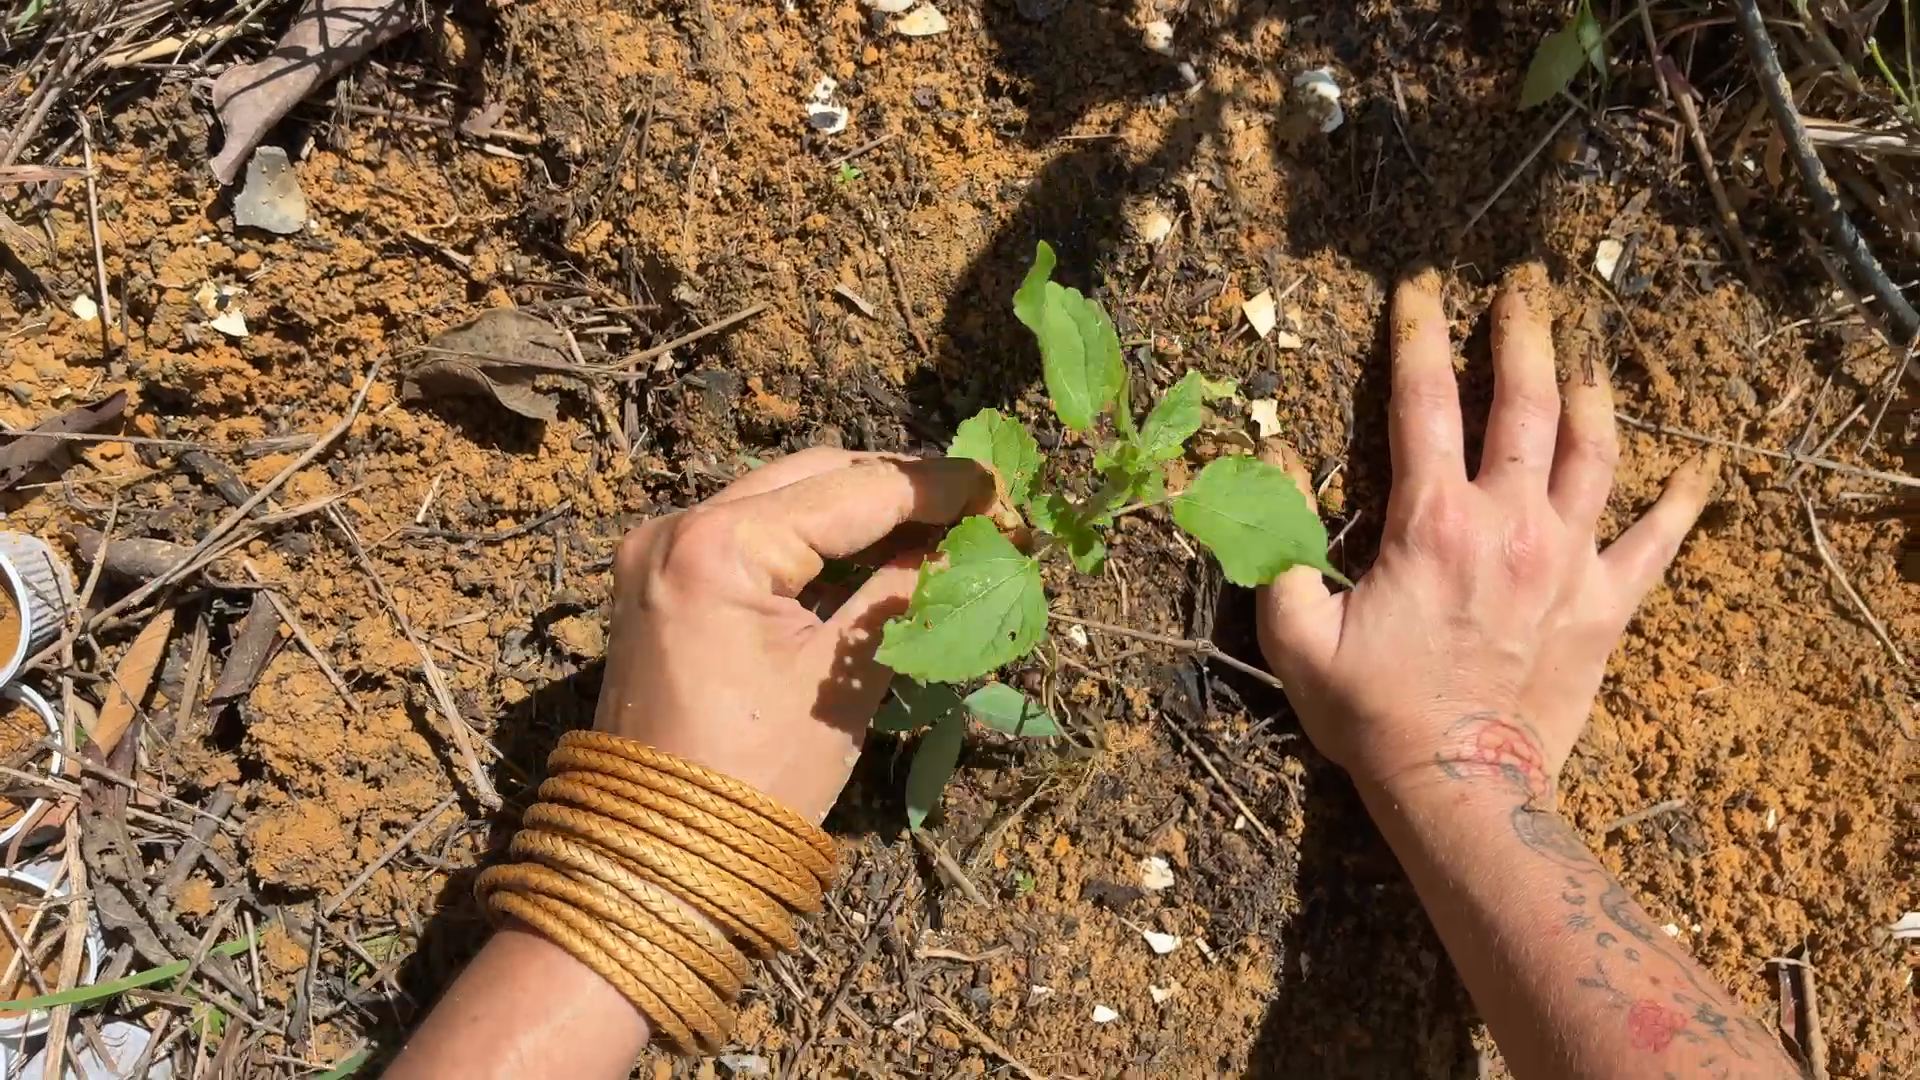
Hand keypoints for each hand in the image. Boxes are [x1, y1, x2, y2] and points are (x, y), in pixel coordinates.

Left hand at [593, 450, 991, 821]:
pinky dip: (815, 539)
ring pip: (784, 497)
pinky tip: (870, 549)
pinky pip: (755, 533)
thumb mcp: (844, 679)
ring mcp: (663, 548)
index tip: (993, 483)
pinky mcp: (665, 576)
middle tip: (968, 502)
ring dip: (859, 508)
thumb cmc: (758, 779)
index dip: (933, 486)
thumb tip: (960, 545)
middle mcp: (679, 526)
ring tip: (931, 524)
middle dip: (897, 487)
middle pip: (815, 475)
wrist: (660, 859)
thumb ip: (902, 593)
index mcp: (720, 546)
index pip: (854, 492)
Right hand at [1257, 269, 1715, 803]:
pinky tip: (1697, 470)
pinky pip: (1656, 544)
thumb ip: (1276, 548)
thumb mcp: (1291, 631)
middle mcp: (1509, 525)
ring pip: (1594, 454)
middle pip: (1524, 408)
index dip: (1417, 339)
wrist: (1455, 783)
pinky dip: (1679, 502)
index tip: (1418, 291)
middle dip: (1519, 337)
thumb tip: (1269, 471)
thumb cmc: (1365, 707)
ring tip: (1580, 351)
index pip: (1424, 405)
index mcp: (1431, 524)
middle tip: (1519, 288)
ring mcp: (1568, 563)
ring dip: (1588, 393)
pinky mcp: (1604, 607)